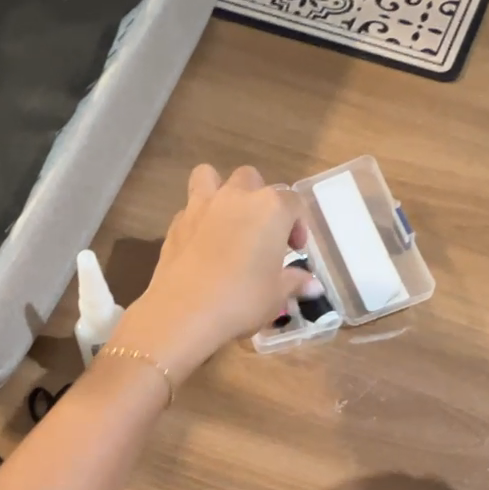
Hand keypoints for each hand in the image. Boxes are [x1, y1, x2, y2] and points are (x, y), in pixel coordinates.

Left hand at [107, 164, 313, 382]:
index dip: (297, 225)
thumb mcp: (276, 296)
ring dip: (219, 190)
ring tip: (225, 220)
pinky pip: (189, 210)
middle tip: (261, 233)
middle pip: (251, 180)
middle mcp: (236, 197)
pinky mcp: (175, 224)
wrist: (185, 313)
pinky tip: (200, 247)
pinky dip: (197, 221)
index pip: (293, 203)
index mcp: (270, 209)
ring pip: (209, 176)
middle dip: (259, 199)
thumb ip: (294, 283)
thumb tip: (314, 286)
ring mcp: (201, 206)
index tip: (295, 251)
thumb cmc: (241, 301)